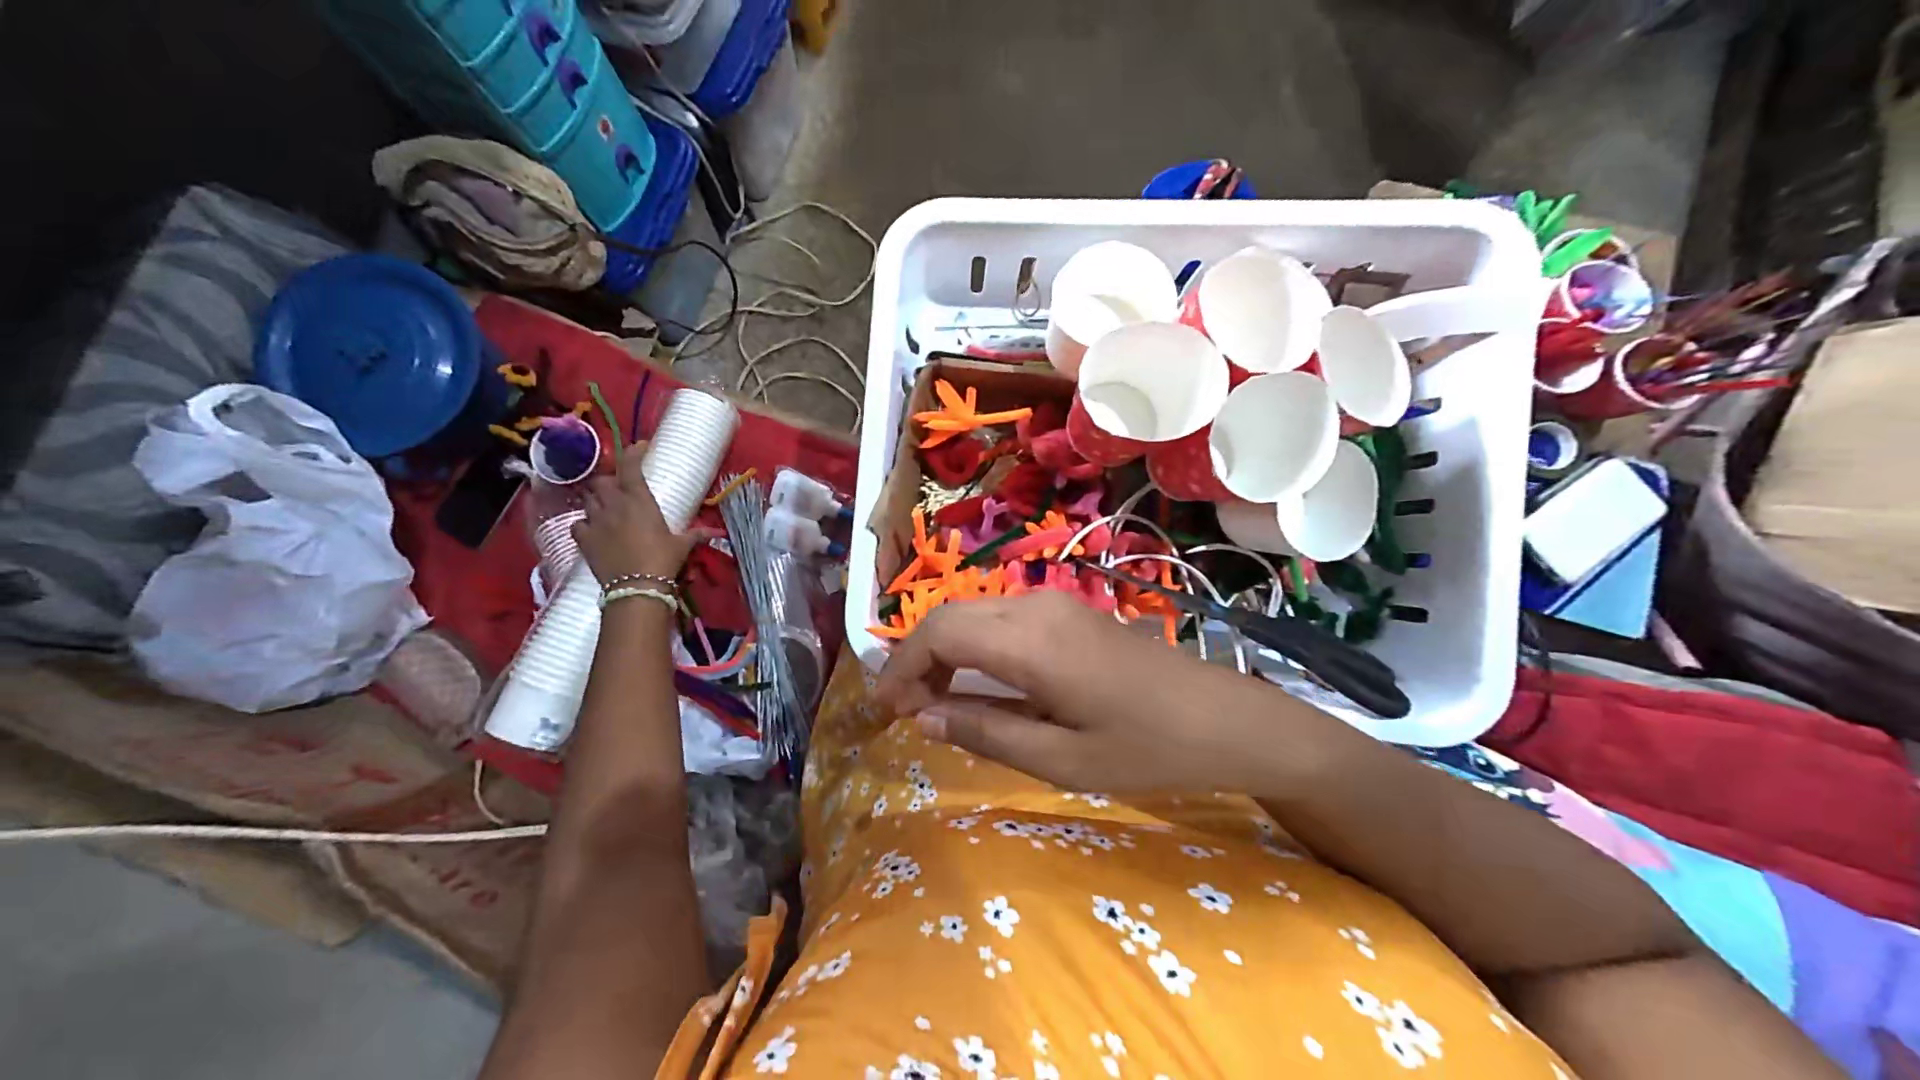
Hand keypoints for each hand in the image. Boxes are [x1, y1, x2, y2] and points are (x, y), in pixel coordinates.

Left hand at [570, 443, 701, 583]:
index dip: (633, 452)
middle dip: (609, 481)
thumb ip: (696, 534)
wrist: (636, 588)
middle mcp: (614, 504)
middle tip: (620, 487)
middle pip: (602, 480)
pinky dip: (583, 523)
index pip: (630, 465)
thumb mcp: (682, 546)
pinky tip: (592, 528)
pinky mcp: (582, 539)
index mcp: (639, 500)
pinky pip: (577, 523)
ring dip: (596, 499)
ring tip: (606, 507)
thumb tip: (717, 533)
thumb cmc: (663, 561)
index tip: (640, 447)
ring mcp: (595, 520)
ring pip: (587, 499)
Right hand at [872, 592, 1306, 793]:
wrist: (1226, 721)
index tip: (886, 712)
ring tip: (937, 706)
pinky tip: (981, 687)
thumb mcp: (1060, 760)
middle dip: (918, 661)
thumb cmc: (1145, 749)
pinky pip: (1004, 621)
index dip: (901, 668)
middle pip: (950, 616)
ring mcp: (1056, 604)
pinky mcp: (1071, 614)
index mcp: (1028, 640)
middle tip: (908, 714)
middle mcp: (1035, 607)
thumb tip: (922, 718)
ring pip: (975, 616)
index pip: (937, 632)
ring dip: (946, 654)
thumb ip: (984, 732)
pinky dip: (976, 649)